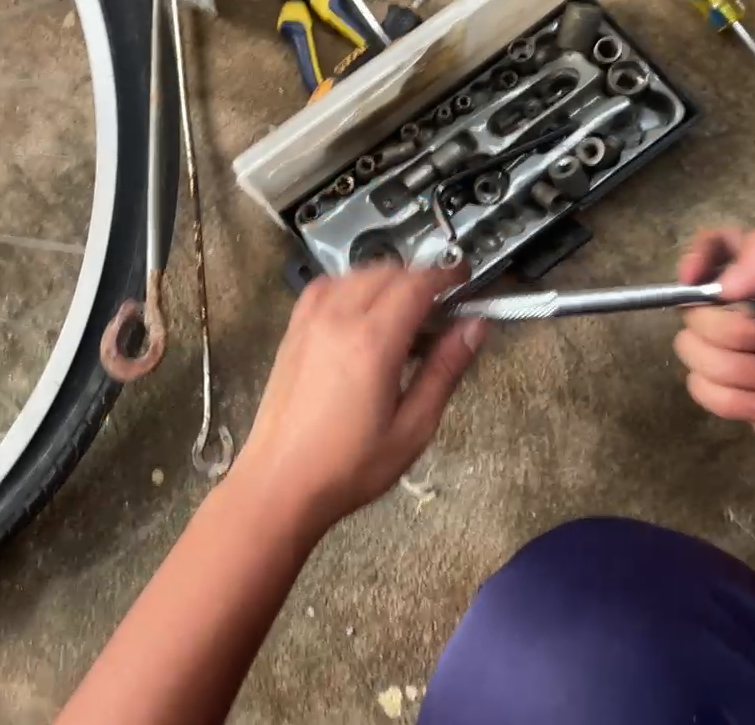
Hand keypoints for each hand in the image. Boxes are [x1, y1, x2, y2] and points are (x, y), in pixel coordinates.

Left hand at [230, 263, 490, 536]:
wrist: (279, 483)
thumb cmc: (349, 466)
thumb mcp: (413, 427)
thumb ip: (445, 370)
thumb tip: (475, 327)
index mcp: (373, 341)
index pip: (416, 284)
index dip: (445, 274)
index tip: (464, 278)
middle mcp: (338, 318)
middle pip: (387, 272)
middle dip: (419, 277)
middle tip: (441, 304)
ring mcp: (310, 321)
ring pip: (356, 273)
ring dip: (386, 278)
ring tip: (405, 310)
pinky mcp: (293, 331)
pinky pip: (325, 287)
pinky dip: (350, 285)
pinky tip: (361, 310)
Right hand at [673, 228, 754, 495]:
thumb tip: (720, 285)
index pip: (719, 246)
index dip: (698, 258)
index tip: (695, 280)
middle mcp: (754, 312)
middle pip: (696, 306)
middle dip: (737, 330)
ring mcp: (740, 355)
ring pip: (691, 347)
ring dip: (739, 368)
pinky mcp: (733, 395)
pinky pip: (698, 386)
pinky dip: (734, 399)